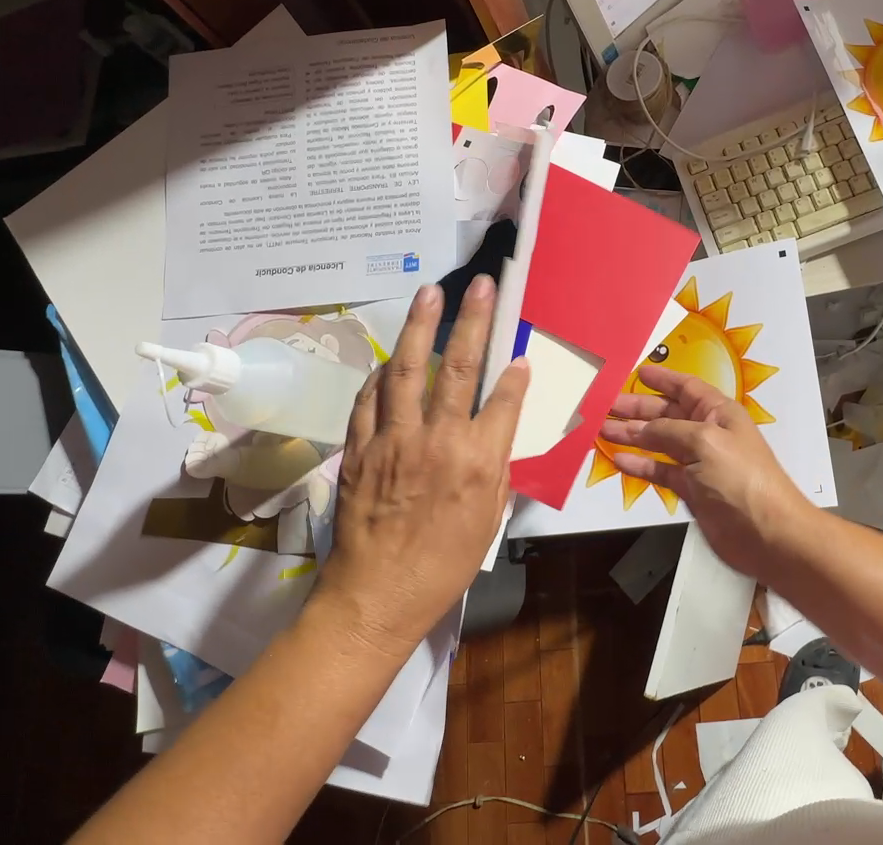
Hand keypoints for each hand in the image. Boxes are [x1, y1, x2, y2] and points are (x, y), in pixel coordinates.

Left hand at [312, 275, 528, 655]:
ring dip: (420, 327)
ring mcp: (393, 440)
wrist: (376, 597)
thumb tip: (499, 433)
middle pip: (458, 368)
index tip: (521, 352)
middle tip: (481, 285)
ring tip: (430, 294)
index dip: (516, 373)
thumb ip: (497, 470)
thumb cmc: (443, 566)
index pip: (504, 400)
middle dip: (473, 321)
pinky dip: (381, 375)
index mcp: (478, 461)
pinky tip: (389, 359)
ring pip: (407, 370)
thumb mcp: (488, 521)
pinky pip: (370, 400)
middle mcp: (438, 440)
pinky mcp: (360, 448)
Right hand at [598, 363, 812, 579]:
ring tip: (602, 429)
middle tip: (605, 405)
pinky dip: (641, 465)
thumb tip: (639, 428)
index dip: (662, 379)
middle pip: (667, 414)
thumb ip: (668, 431)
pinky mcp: (691, 490)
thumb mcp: (704, 441)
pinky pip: (660, 470)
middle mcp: (708, 433)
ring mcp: (699, 462)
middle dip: (637, 409)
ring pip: (659, 442)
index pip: (686, 387)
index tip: (636, 373)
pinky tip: (619, 460)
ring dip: (633, 435)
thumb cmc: (740, 477)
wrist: (766, 532)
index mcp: (719, 412)